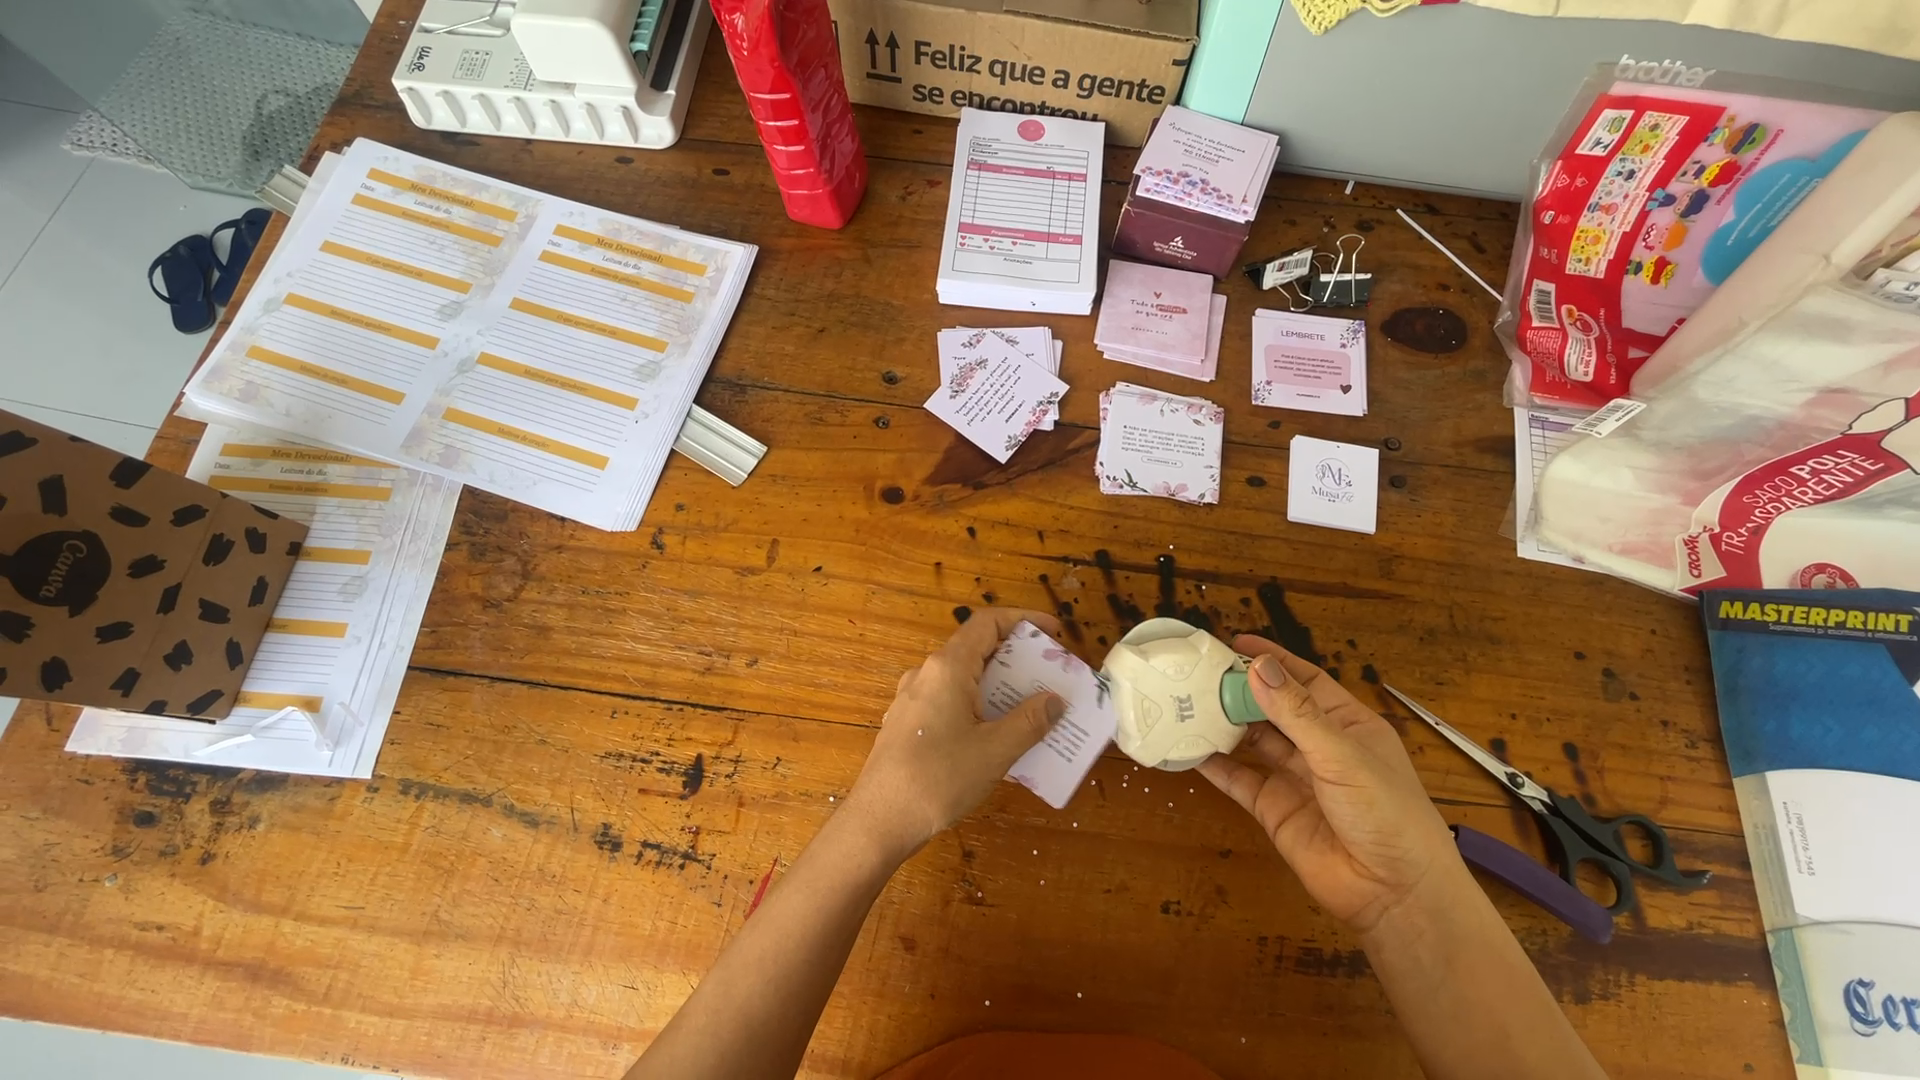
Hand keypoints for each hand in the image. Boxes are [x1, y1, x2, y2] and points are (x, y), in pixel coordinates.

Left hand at [843, 608, 1065, 860]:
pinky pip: (950, 702)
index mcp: (948, 668)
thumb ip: (1028, 721)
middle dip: (1017, 660)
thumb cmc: (938, 779)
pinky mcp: (907, 723)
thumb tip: (1054, 700)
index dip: (1024, 620)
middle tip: (1050, 678)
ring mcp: (912, 698)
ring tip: (1031, 709)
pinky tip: (996, 737)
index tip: (1053, 633)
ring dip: (998, 687)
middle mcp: (927, 674)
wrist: (879, 820)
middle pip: (977, 650)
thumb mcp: (994, 751)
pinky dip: (978, 707)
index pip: (988, 623)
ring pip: (963, 679)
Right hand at [1198, 636, 1459, 934]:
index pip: (1305, 682)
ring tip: (1189, 704)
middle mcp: (1319, 748)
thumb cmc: (1385, 813)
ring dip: (1225, 724)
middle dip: (1241, 691)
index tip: (1235, 643)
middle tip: (1200, 674)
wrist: (1393, 893)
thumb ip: (1296, 712)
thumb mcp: (1342, 754)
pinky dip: (1215, 765)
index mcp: (1348, 726)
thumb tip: (1258, 667)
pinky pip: (1239, 780)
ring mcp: (1295, 779)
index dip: (1273, 661)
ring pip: (1253, 742)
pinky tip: (1189, 749)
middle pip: (1273, 709)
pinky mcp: (1273, 809)